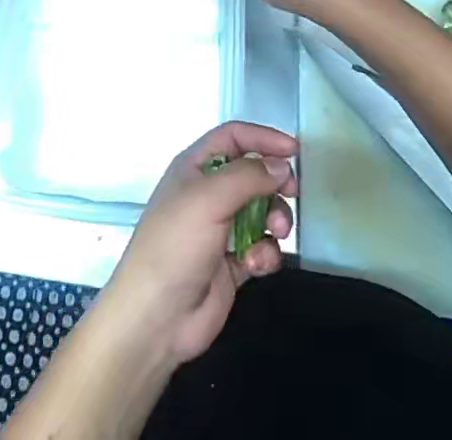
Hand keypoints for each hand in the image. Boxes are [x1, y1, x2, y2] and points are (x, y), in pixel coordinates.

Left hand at [95, 122, 297, 366]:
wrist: (158, 314)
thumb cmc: (176, 244)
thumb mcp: (208, 199)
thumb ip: (248, 176)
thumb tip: (281, 165)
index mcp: (194, 168)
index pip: (232, 137)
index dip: (262, 138)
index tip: (293, 150)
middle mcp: (207, 193)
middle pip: (253, 174)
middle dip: (274, 183)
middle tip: (292, 193)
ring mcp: (220, 228)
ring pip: (263, 212)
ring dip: (274, 221)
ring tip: (275, 233)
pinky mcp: (233, 261)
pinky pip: (262, 246)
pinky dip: (265, 253)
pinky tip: (254, 264)